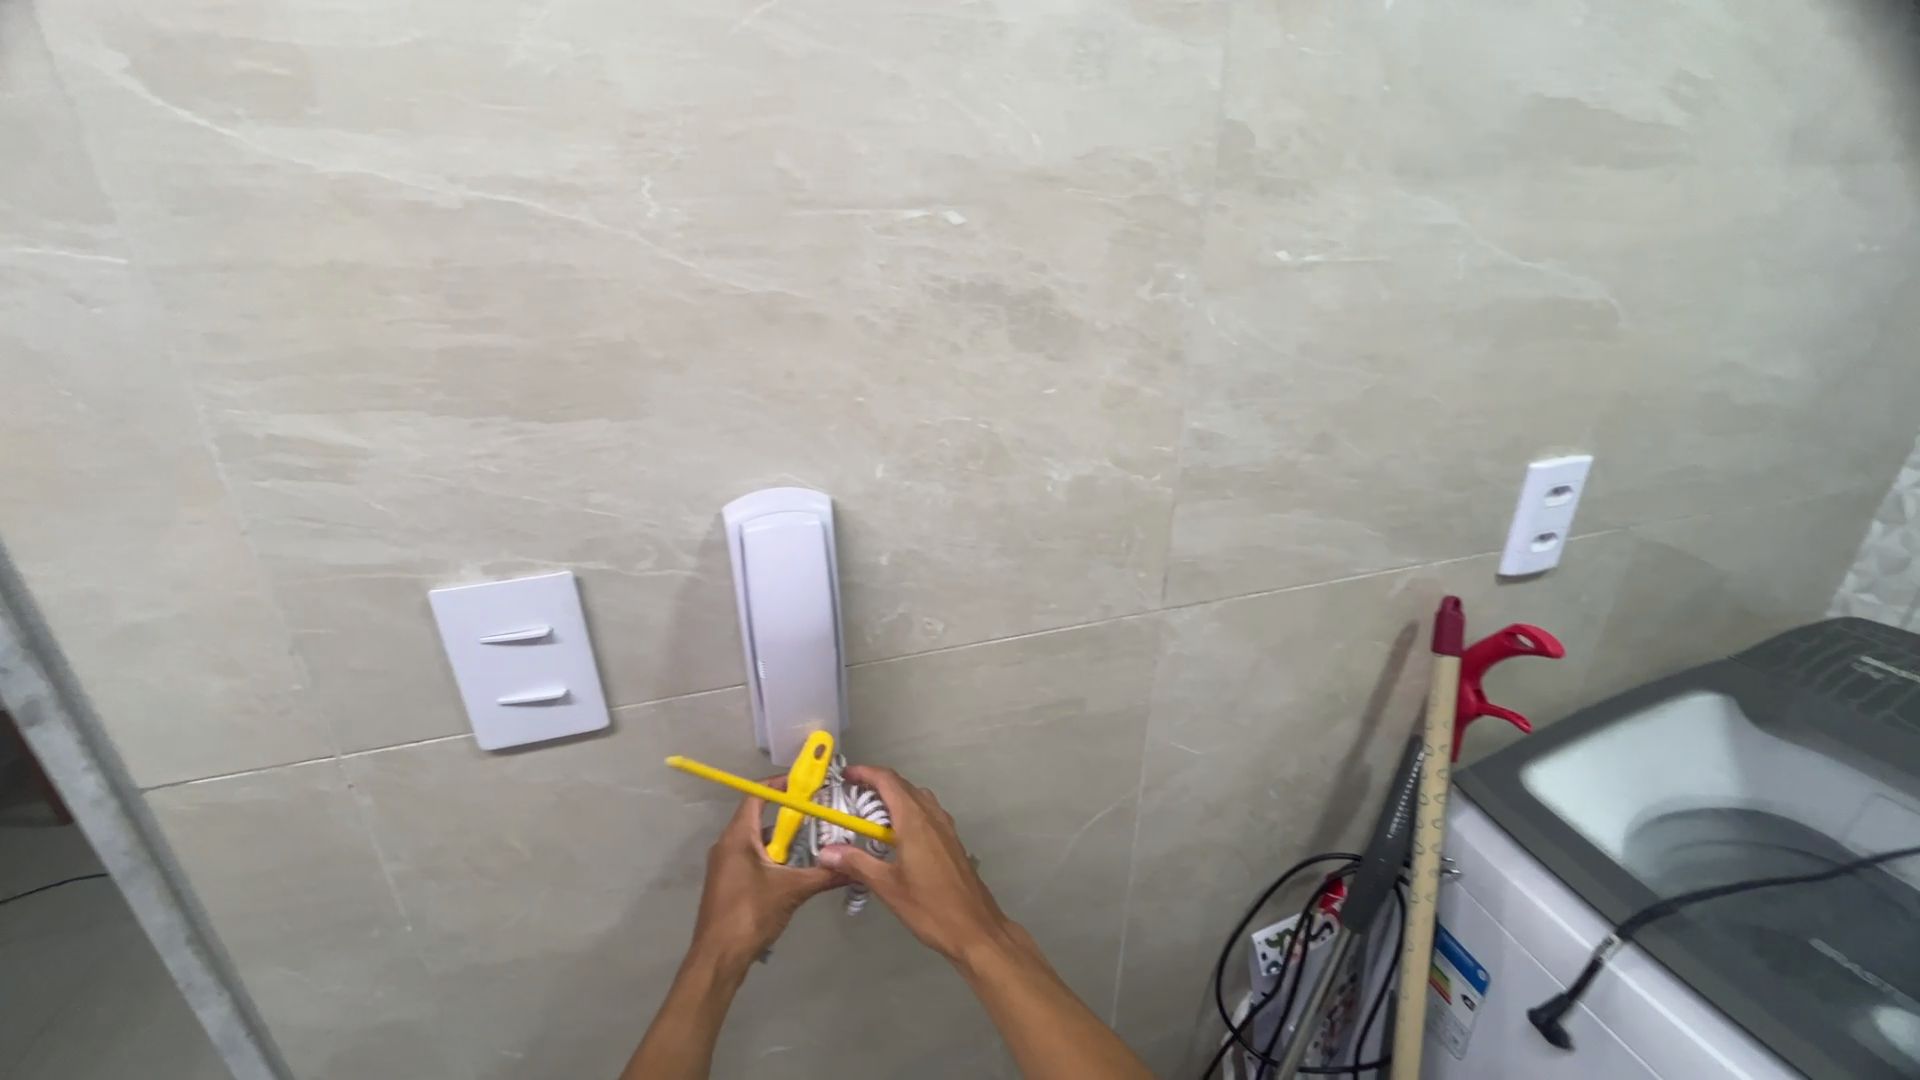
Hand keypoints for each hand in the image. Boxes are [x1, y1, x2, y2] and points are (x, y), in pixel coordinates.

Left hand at [689, 778, 844, 973]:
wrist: (718, 959)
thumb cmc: (750, 913)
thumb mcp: (792, 890)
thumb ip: (823, 874)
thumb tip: (853, 867)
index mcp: (738, 837)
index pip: (756, 796)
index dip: (779, 786)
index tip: (804, 785)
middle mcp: (727, 845)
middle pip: (758, 817)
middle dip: (787, 814)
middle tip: (816, 813)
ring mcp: (725, 865)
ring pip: (756, 840)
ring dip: (781, 839)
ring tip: (811, 841)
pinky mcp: (727, 883)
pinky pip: (751, 857)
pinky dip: (772, 856)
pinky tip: (793, 869)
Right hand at [818, 766, 1014, 964]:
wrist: (975, 928)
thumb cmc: (929, 907)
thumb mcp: (887, 886)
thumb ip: (856, 864)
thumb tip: (825, 852)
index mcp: (914, 820)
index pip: (888, 781)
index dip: (866, 773)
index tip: (845, 775)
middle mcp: (931, 815)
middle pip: (902, 786)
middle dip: (876, 785)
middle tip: (851, 797)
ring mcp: (945, 827)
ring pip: (917, 798)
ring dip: (894, 797)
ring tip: (872, 816)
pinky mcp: (951, 840)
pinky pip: (927, 812)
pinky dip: (908, 811)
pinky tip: (898, 836)